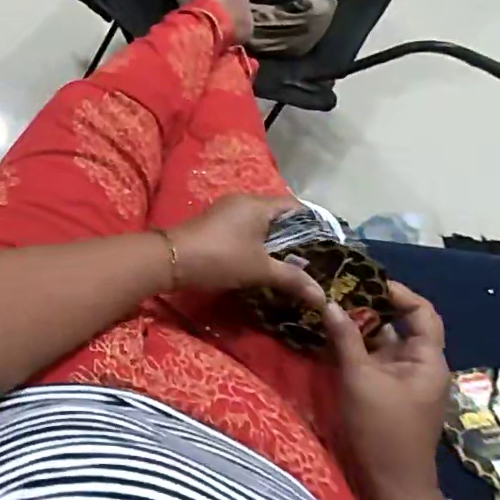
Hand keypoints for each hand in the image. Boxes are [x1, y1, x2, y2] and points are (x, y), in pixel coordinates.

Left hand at [162, 194, 323, 306]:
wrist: (169, 260)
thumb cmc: (219, 257)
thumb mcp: (260, 269)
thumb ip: (293, 279)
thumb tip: (323, 297)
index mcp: (257, 204)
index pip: (296, 207)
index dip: (316, 226)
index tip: (330, 248)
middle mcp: (242, 202)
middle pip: (279, 216)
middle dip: (296, 239)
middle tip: (315, 262)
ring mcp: (226, 213)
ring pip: (261, 226)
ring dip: (275, 244)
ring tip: (294, 267)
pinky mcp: (214, 227)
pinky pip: (245, 232)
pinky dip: (258, 246)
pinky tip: (266, 265)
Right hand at [327, 282, 450, 499]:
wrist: (390, 482)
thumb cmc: (382, 428)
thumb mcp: (359, 378)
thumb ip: (345, 338)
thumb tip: (327, 301)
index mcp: (427, 360)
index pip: (422, 313)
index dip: (397, 292)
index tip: (363, 279)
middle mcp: (418, 365)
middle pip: (397, 324)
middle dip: (367, 305)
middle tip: (334, 288)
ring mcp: (401, 379)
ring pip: (380, 341)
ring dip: (355, 324)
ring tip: (324, 306)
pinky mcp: (384, 390)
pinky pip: (370, 357)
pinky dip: (351, 344)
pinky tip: (325, 335)